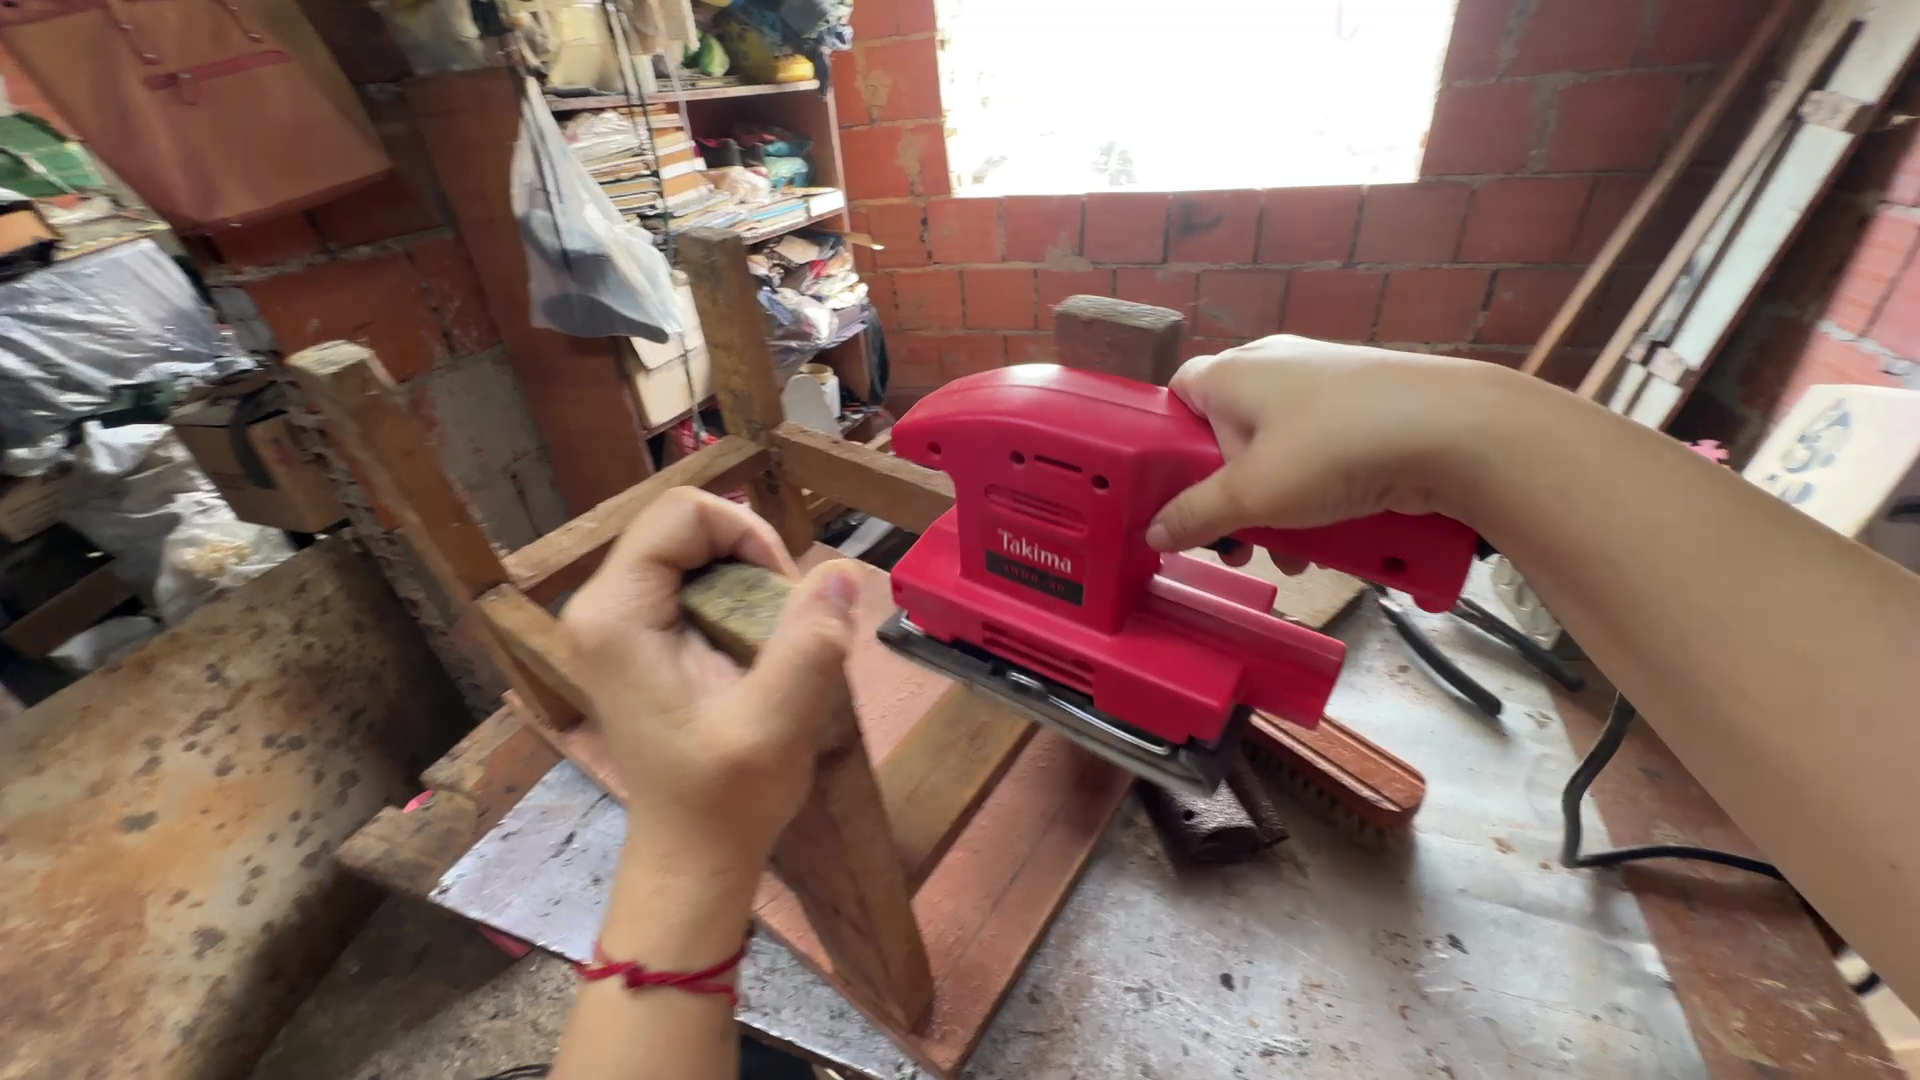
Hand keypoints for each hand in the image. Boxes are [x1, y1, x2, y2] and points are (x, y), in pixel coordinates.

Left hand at [561, 488, 859, 879]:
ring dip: (751, 577)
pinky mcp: (639, 632)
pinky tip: (756, 645)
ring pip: (697, 546)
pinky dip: (740, 594)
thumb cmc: (725, 798)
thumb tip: (844, 572)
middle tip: (784, 623)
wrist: (693, 850)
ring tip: (773, 639)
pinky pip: (695, 575)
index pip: (684, 513)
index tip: (785, 596)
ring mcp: (617, 617)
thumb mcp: (774, 726)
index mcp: (615, 614)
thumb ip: (807, 646)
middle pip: (688, 525)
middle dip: (752, 557)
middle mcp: (602, 604)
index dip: (749, 536)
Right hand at [1146, 335, 1491, 554]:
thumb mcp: (1252, 494)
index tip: (1175, 486)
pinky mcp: (1363, 405)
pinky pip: (1316, 452)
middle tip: (1232, 537)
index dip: (1168, 438)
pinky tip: (1326, 534)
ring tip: (1285, 552)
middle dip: (1226, 493)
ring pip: (1274, 451)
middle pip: (1225, 433)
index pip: (1177, 392)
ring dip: (1271, 506)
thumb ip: (1196, 515)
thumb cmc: (1333, 449)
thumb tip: (1153, 533)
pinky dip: (1312, 492)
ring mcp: (1323, 384)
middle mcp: (1273, 367)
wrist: (1459, 431)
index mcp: (1232, 373)